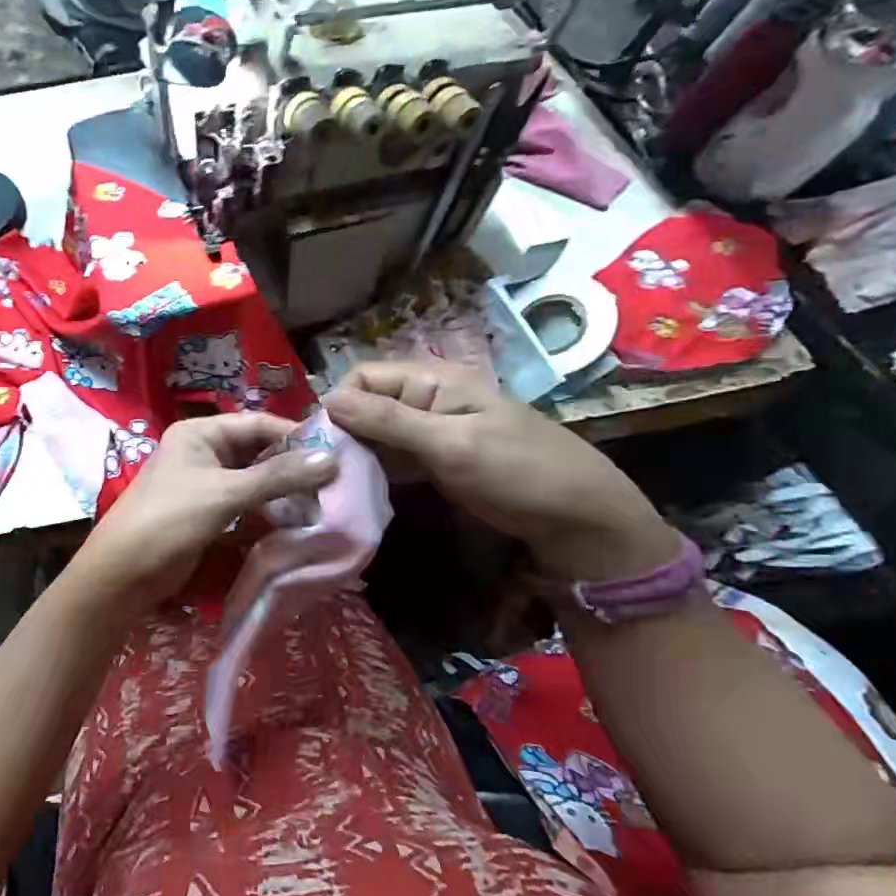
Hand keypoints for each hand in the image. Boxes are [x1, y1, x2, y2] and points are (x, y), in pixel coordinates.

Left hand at [69, 412, 338, 607]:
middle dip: (291, 467)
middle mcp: (202, 452)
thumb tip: (331, 460)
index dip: (295, 435)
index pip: (257, 423)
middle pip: (257, 451)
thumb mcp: (225, 493)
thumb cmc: (170, 520)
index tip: (335, 452)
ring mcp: (204, 484)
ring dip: (282, 492)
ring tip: (319, 504)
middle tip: (332, 484)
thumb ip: (278, 476)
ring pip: (253, 480)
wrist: (124, 574)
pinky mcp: (207, 514)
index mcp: (200, 433)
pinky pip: (245, 505)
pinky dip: (267, 511)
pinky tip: (294, 522)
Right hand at [323, 361, 678, 579]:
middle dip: (341, 434)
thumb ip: (389, 421)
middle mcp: (427, 400)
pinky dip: (375, 473)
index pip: (363, 377)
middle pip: (366, 406)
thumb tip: (328, 400)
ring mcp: (431, 434)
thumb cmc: (518, 471)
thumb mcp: (451, 444)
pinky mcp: (435, 463)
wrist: (576, 518)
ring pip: (375, 436)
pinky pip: (393, 460)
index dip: (337, 404)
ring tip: (333, 485)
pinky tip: (359, 492)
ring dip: (355, 456)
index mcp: (434, 381)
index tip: (319, 444)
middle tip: (322, 472)